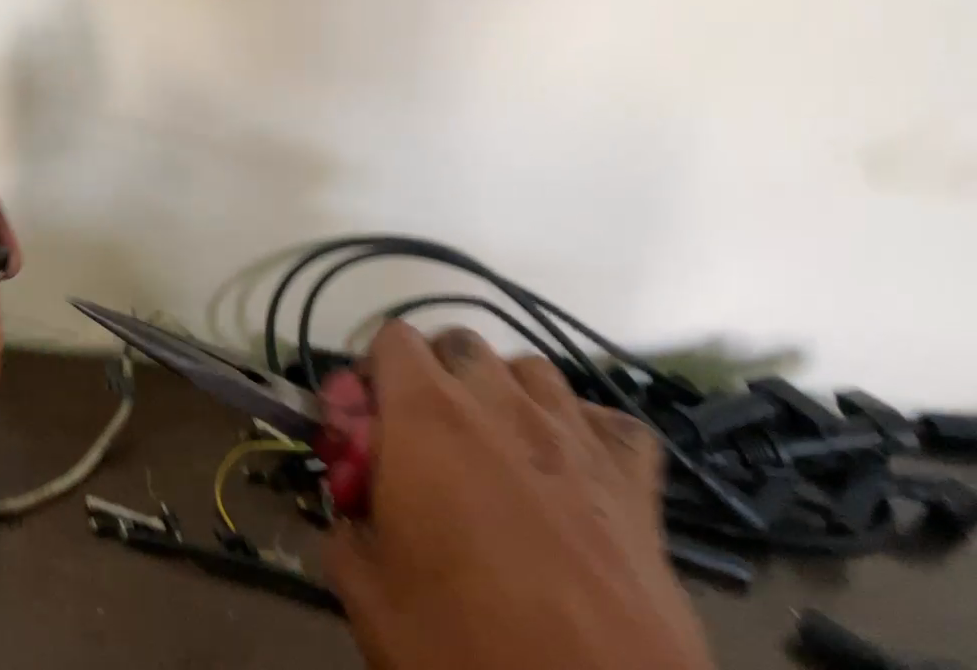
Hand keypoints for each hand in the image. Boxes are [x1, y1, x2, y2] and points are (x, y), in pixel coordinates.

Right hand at [326, 323, 714, 669]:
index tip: (366, 426)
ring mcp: (573, 436)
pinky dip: (582, 431)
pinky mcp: (634, 481)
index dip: (372, 376)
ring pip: (531, 370)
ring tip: (493, 451)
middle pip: (459, 344)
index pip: (392, 340)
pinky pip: (606, 421)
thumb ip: (344, 528)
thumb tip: (352, 517)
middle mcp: (498, 404)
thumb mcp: (363, 587)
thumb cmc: (459, 640)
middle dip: (433, 377)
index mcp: (424, 417)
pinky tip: (568, 472)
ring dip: (502, 394)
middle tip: (423, 441)